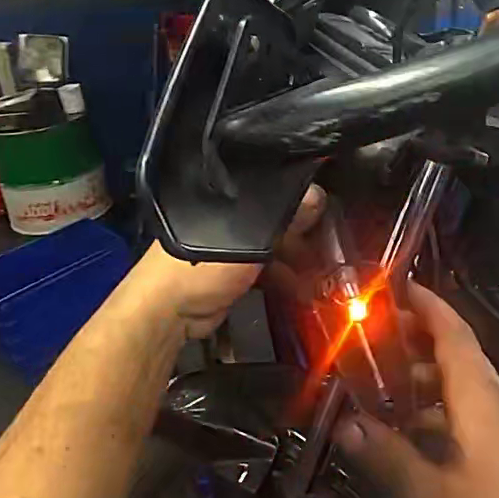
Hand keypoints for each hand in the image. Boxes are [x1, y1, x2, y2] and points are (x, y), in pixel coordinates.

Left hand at [126, 186, 324, 337]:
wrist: (168, 311)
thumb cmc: (203, 263)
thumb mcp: (251, 236)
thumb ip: (285, 217)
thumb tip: (318, 195)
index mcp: (228, 194)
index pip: (274, 186)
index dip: (301, 197)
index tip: (326, 210)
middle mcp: (229, 214)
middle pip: (278, 216)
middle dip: (304, 231)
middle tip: (330, 242)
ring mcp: (231, 244)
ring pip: (275, 243)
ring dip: (298, 257)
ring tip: (322, 269)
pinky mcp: (233, 272)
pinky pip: (267, 267)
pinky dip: (285, 275)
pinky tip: (303, 287)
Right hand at [334, 281, 498, 497]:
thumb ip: (388, 457)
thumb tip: (344, 425)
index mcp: (480, 396)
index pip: (452, 332)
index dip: (427, 304)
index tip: (399, 285)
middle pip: (457, 353)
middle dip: (418, 339)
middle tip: (375, 339)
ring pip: (465, 385)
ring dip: (427, 378)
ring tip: (386, 388)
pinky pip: (474, 411)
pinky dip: (442, 409)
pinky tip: (419, 436)